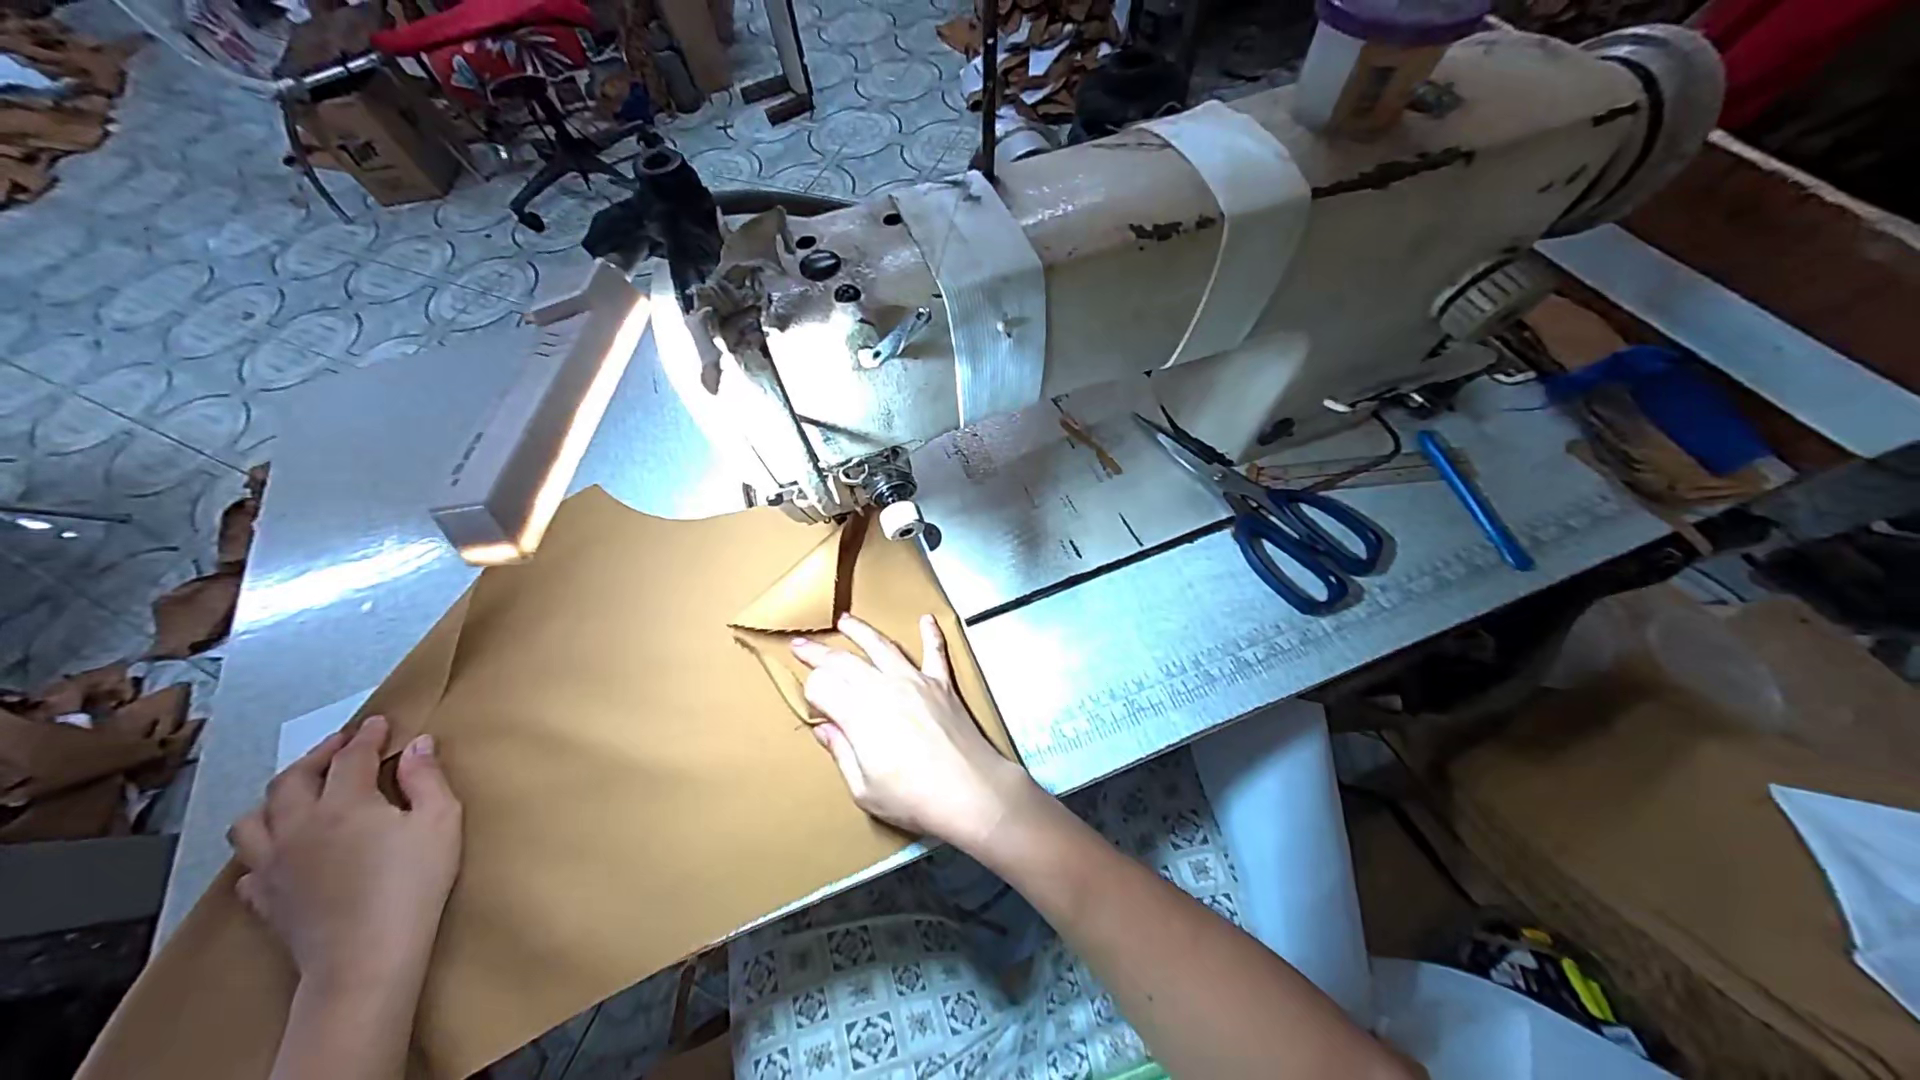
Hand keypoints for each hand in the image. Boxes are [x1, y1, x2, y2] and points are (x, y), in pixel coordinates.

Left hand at [226, 715, 462, 993]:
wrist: (366, 956)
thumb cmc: (414, 882)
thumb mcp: (441, 821)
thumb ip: (427, 779)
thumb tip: (419, 744)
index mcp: (343, 804)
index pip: (351, 757)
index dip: (367, 736)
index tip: (380, 722)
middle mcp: (298, 826)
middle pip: (293, 779)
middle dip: (318, 755)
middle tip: (342, 745)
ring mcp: (273, 865)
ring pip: (253, 818)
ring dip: (277, 796)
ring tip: (301, 790)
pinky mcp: (264, 898)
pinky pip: (248, 864)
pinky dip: (264, 845)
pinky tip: (282, 848)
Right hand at [792, 614, 1040, 854]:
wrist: (970, 792)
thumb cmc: (914, 799)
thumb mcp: (864, 788)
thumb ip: (841, 752)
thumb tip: (824, 729)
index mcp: (858, 714)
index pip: (822, 686)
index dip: (811, 692)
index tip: (812, 704)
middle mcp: (884, 688)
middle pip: (844, 661)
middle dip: (818, 652)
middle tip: (801, 644)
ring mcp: (915, 681)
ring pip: (882, 646)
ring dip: (861, 631)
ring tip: (845, 621)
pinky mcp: (942, 684)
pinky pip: (935, 652)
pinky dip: (930, 634)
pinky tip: (926, 619)